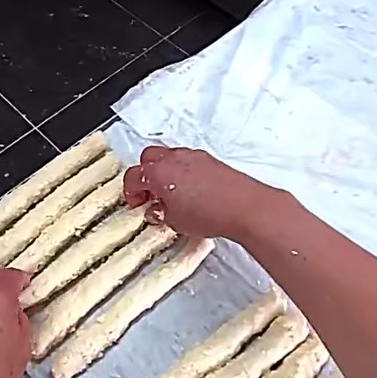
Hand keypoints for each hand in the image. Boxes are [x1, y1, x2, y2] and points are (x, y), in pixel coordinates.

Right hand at [123, 145, 276, 240]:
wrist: (246, 207)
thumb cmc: (211, 212)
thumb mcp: (175, 221)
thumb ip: (160, 212)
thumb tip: (157, 209)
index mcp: (157, 172)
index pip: (133, 177)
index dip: (131, 192)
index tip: (136, 202)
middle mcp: (172, 159)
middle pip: (147, 159)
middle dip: (145, 175)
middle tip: (149, 194)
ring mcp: (192, 156)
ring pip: (168, 157)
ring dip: (164, 171)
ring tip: (170, 193)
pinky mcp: (209, 160)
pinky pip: (187, 160)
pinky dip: (182, 171)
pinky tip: (189, 190)